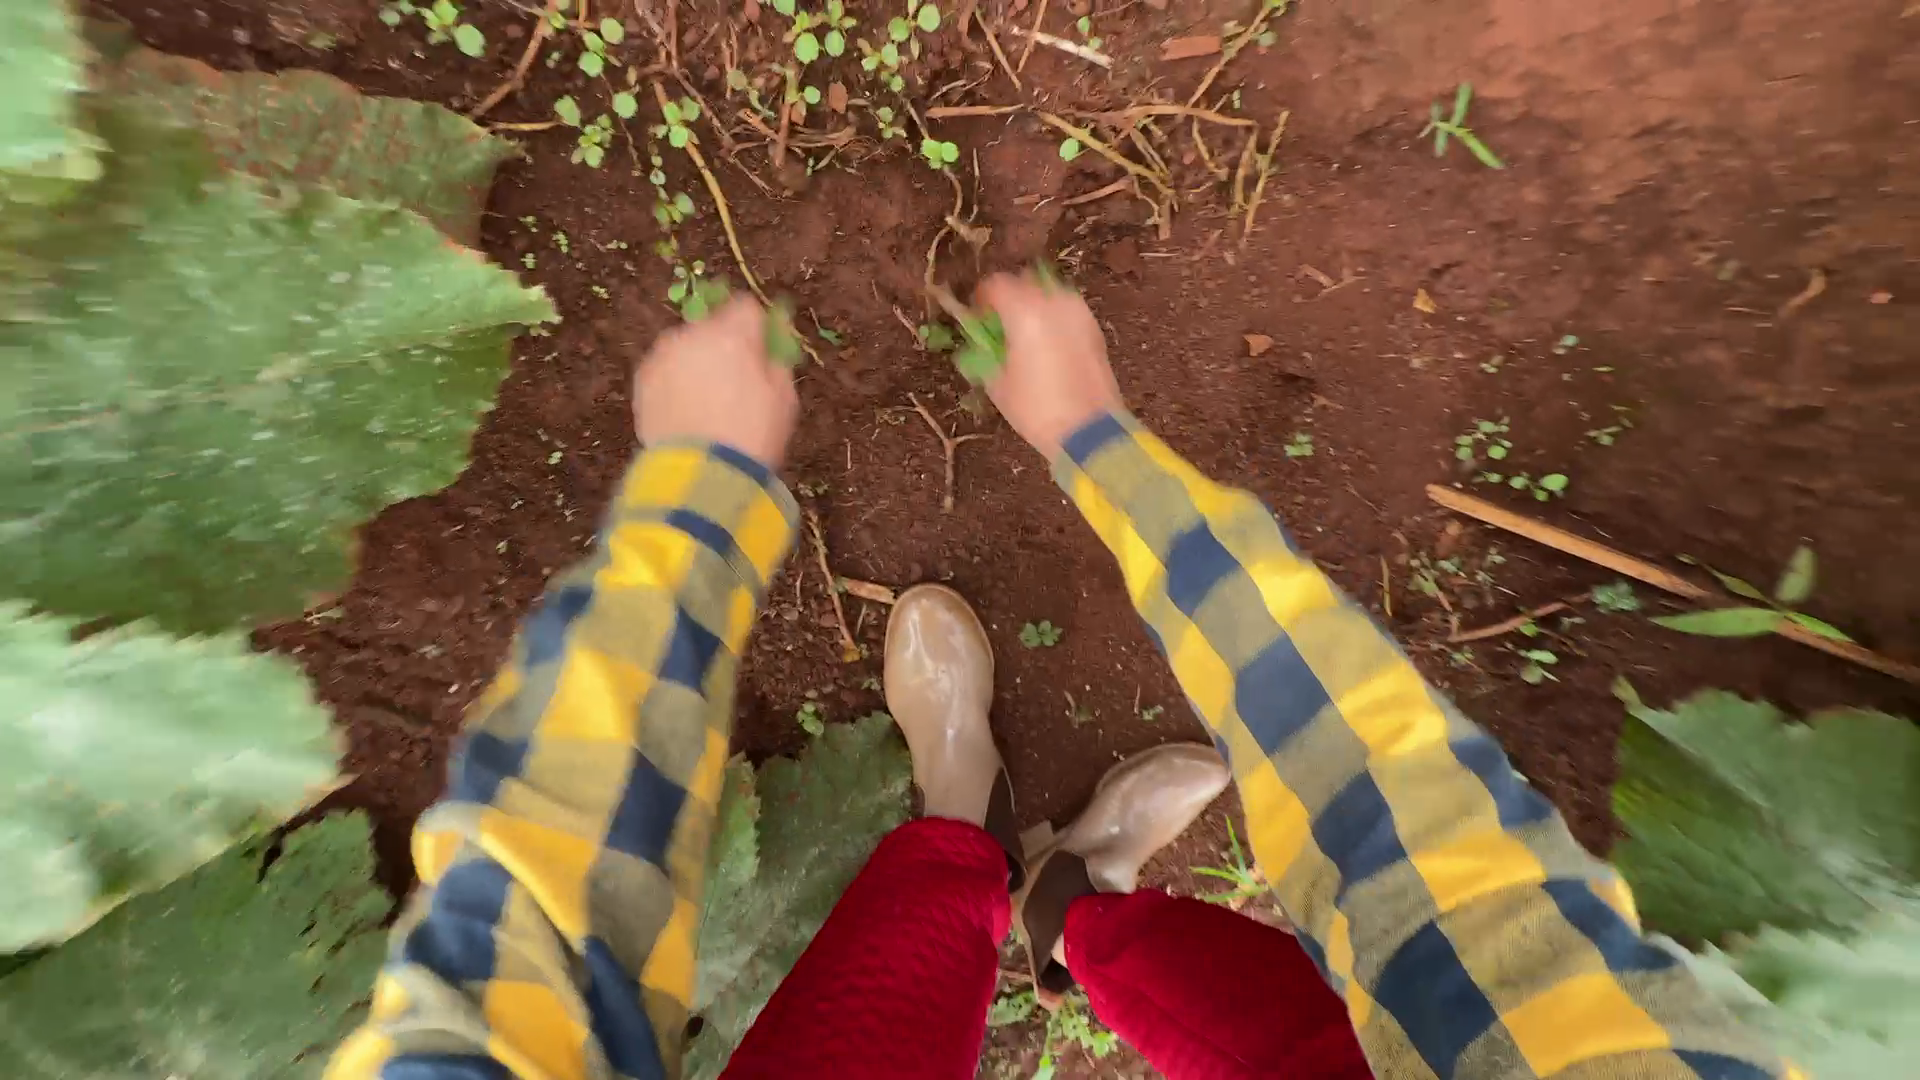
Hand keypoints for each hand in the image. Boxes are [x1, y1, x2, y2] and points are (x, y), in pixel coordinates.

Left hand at [632, 296, 797, 469]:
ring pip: (686, 347)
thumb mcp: (783, 399)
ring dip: (697, 363)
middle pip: (712, 326)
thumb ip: (778, 361)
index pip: (747, 307)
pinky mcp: (642, 380)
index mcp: (733, 335)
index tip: (762, 350)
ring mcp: (663, 356)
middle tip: (735, 383)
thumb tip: (774, 342)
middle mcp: (693, 335)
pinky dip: (675, 382)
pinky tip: (688, 413)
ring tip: (708, 403)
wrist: (702, 473)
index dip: (757, 328)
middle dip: (723, 346)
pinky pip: (666, 370)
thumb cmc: (753, 436)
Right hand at [975, 272, 1122, 460]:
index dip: (982, 299)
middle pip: (1025, 282)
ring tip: (1026, 336)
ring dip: (1035, 307)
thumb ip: (986, 356)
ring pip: (1050, 294)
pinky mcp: (1094, 329)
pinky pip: (1068, 311)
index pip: (996, 284)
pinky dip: (1054, 320)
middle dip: (1010, 298)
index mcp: (1024, 311)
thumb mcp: (998, 385)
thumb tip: (981, 346)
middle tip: (1001, 325)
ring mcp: (1079, 313)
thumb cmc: (1037, 410)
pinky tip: (1048, 346)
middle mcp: (1054, 302)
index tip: (977, 318)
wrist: (1089, 429)